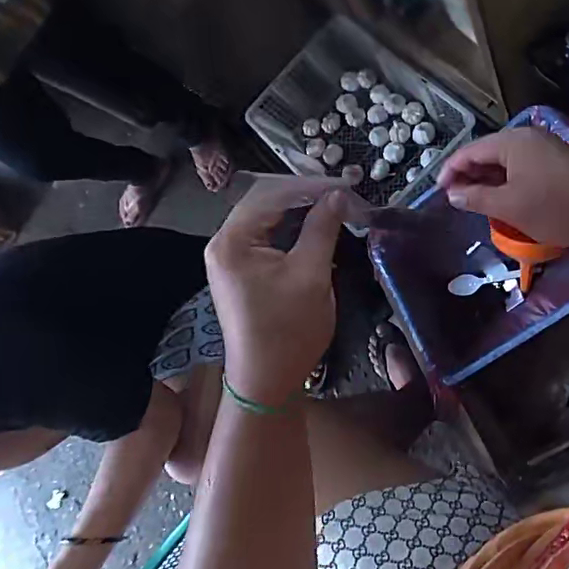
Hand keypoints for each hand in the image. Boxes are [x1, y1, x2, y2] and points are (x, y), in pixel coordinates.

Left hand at [205, 183, 346, 406]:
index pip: (270, 194)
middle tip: (342, 196)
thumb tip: (338, 195)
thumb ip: (323, 228)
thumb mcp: (311, 274)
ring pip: (267, 220)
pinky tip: (316, 230)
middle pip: (265, 203)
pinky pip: (267, 239)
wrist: (267, 382)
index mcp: (232, 241)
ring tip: (335, 208)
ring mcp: (229, 259)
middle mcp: (223, 244)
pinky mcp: (241, 273)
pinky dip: (292, 231)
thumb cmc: (288, 329)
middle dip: (305, 196)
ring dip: (300, 213)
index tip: (345, 186)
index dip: (309, 186)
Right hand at [436, 127, 568, 246]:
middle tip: (455, 198)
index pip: (470, 151)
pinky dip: (508, 179)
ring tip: (476, 200)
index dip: (450, 171)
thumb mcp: (509, 207)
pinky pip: (523, 164)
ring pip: (506, 159)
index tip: (439, 191)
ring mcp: (546, 146)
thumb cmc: (554, 208)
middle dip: (469, 174)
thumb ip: (476, 198)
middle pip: (488, 152)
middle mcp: (528, 137)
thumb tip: (453, 194)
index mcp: (512, 142)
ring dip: (488, 178)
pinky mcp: (559, 160)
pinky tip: (504, 197)